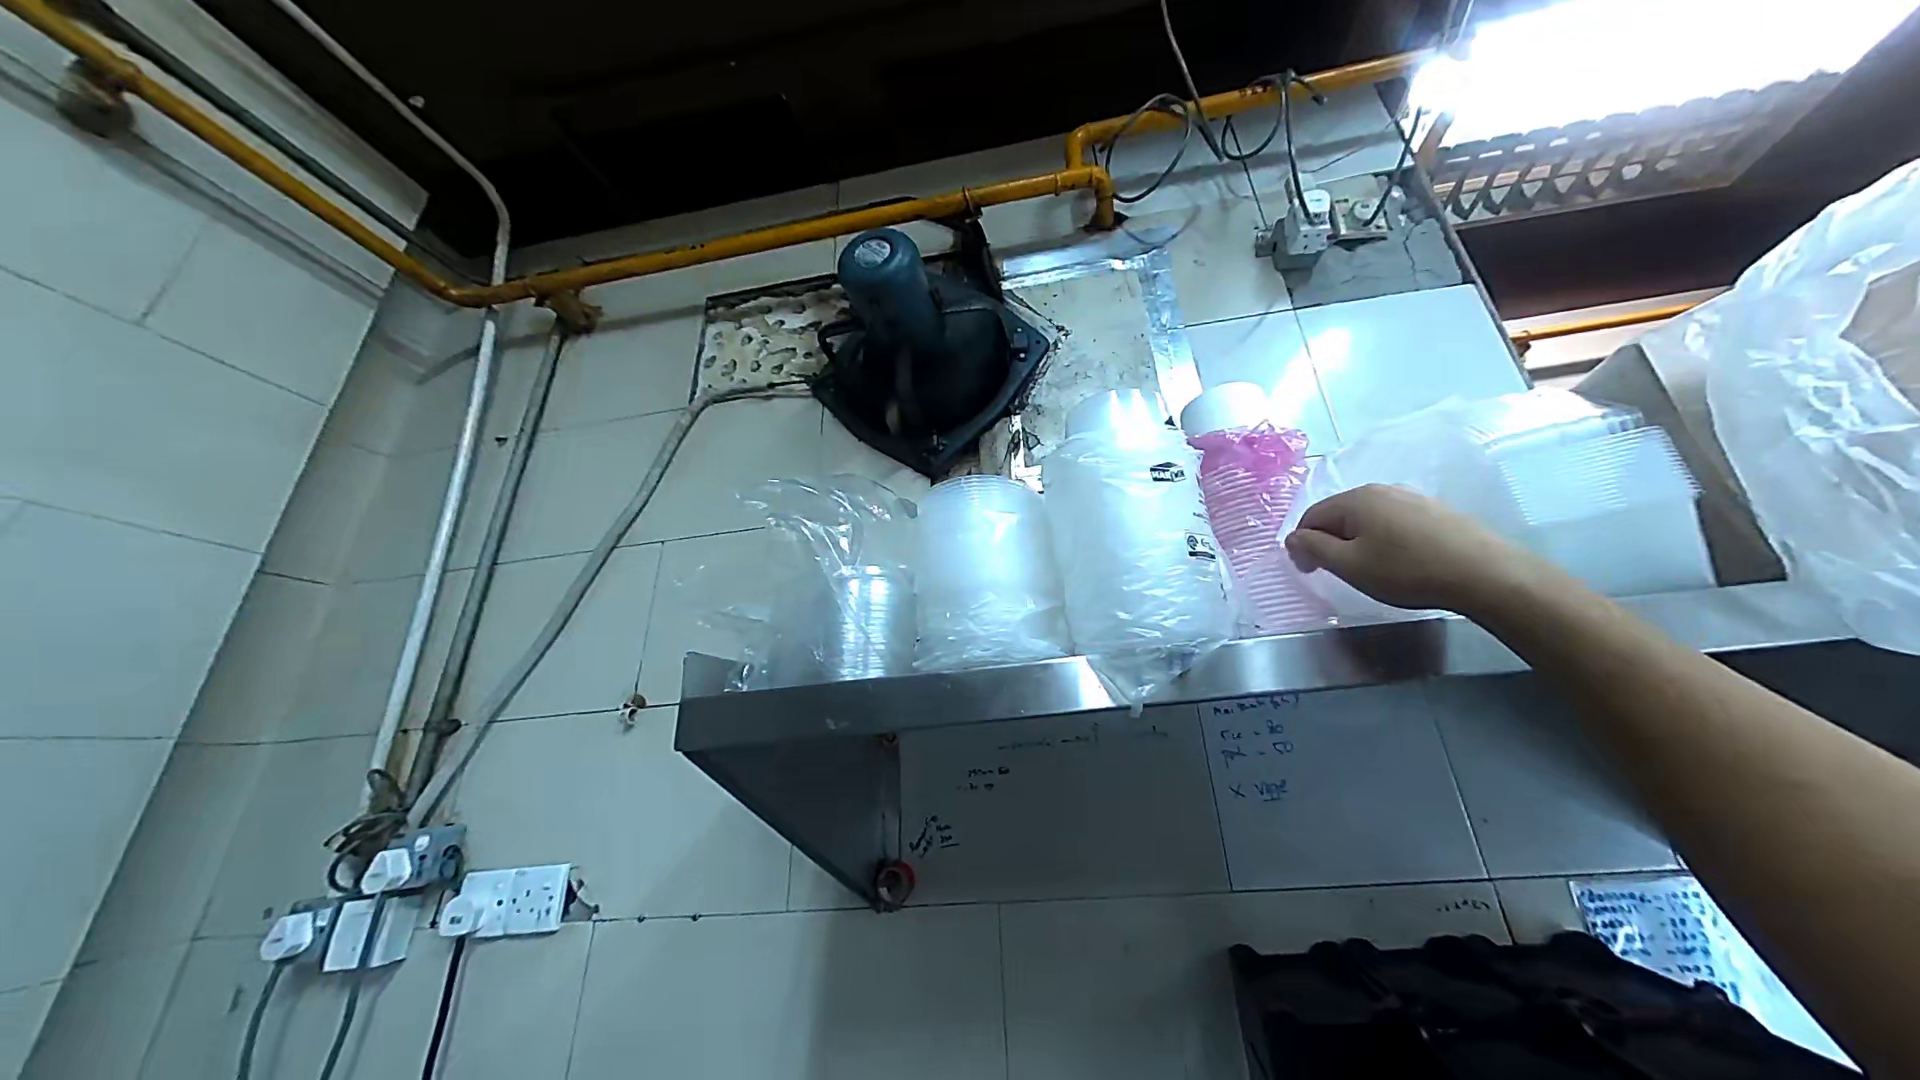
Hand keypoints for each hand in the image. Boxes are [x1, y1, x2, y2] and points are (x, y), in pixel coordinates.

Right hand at [1284, 484, 1548, 613]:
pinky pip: (1392, 521)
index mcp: (1355, 499)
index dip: (1302, 544)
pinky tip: (1396, 561)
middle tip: (1333, 571)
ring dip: (1355, 540)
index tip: (1308, 571)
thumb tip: (1292, 537)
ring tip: (1365, 568)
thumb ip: (1313, 548)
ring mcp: (1411, 497)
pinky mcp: (1434, 510)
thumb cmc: (1407, 570)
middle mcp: (1381, 490)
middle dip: (1327, 540)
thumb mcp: (1349, 565)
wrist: (1485, 573)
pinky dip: (1382, 538)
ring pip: (1366, 518)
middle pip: (1338, 514)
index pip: (1311, 517)